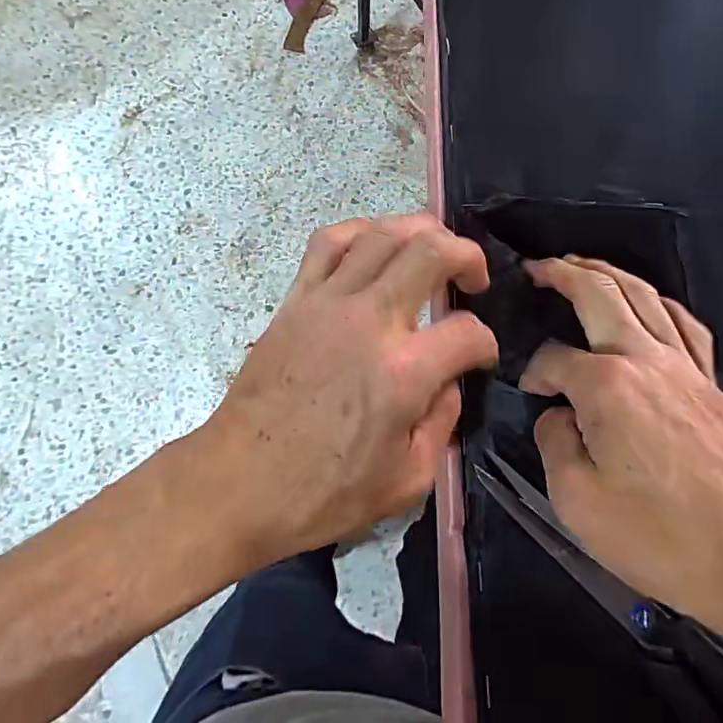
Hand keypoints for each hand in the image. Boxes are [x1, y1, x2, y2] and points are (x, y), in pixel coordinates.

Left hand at [204, 214, 497, 564]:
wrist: (236, 485)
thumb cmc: (322, 492)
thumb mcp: (407, 481)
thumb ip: (443, 423)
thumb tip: (448, 382)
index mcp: (404, 372)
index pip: (468, 331)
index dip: (486, 343)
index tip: (481, 357)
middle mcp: (370, 321)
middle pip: (432, 251)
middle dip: (468, 255)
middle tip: (474, 277)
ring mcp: (329, 302)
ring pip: (385, 233)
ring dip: (423, 232)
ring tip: (434, 250)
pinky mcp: (297, 299)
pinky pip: (331, 241)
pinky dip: (363, 230)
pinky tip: (377, 244)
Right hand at [521, 257, 722, 646]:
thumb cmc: (657, 535)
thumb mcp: (577, 501)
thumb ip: (554, 443)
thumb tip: (557, 413)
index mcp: (608, 384)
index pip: (555, 357)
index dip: (534, 369)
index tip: (528, 390)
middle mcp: (647, 357)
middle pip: (601, 294)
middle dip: (564, 273)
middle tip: (538, 266)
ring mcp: (685, 365)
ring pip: (645, 295)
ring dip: (609, 273)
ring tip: (584, 265)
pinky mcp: (711, 381)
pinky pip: (685, 323)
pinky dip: (661, 301)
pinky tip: (653, 302)